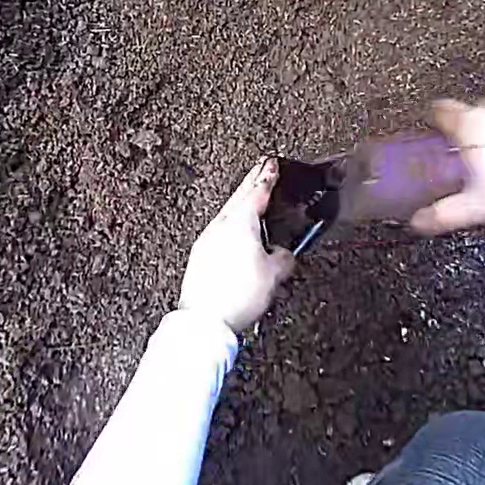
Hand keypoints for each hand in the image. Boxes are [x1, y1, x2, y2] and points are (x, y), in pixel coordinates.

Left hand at [179, 157, 296, 332]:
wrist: (205, 321)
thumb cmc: (237, 295)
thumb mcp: (273, 274)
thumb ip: (283, 257)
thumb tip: (283, 253)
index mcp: (241, 222)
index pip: (258, 191)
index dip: (268, 176)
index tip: (272, 164)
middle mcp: (221, 225)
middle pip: (240, 197)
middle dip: (253, 181)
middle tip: (262, 169)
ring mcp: (208, 239)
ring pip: (228, 213)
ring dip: (241, 203)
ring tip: (252, 200)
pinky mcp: (201, 255)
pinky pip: (220, 231)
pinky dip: (232, 225)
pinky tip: (237, 234)